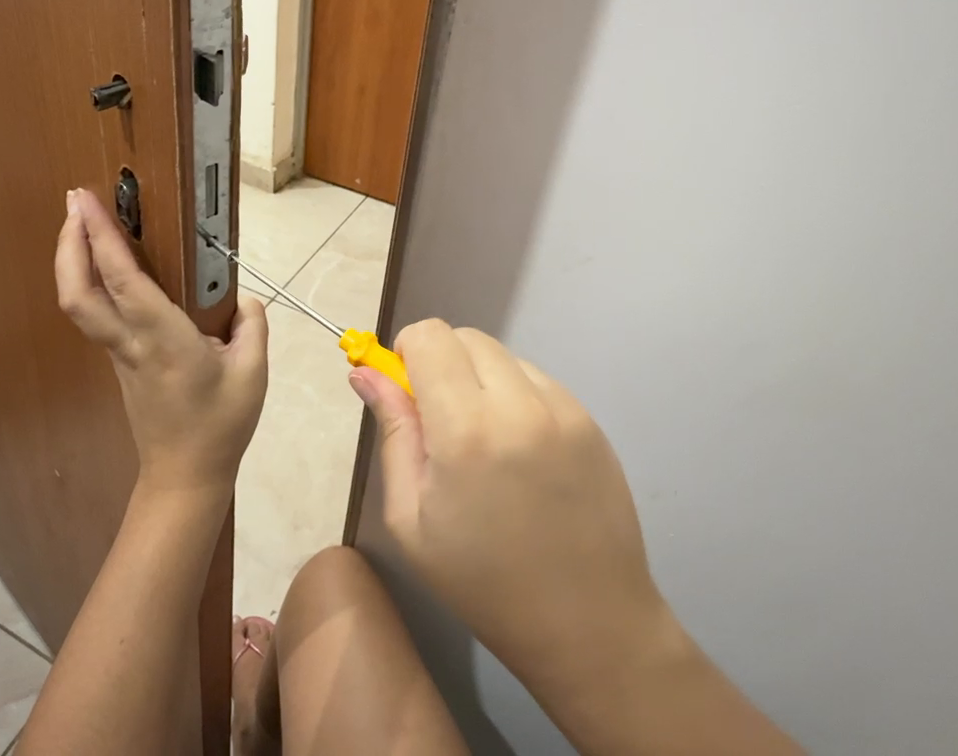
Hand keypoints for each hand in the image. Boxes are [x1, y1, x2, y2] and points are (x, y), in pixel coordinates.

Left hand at [54, 188, 268, 494]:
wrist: (185, 475)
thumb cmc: (221, 425)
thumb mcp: (254, 374)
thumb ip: (252, 326)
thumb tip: (242, 300)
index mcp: (163, 342)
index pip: (123, 282)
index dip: (101, 238)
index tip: (88, 203)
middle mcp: (130, 343)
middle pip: (77, 292)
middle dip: (69, 243)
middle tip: (75, 202)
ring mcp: (119, 354)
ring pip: (81, 303)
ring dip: (75, 258)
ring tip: (86, 222)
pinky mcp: (120, 361)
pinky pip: (97, 314)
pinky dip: (92, 279)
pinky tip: (109, 265)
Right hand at [351, 320, 668, 713]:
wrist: (588, 621)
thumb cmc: (481, 580)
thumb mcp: (410, 517)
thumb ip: (392, 432)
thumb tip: (366, 374)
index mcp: (467, 429)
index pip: (429, 336)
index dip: (405, 352)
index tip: (404, 391)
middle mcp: (520, 404)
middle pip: (466, 338)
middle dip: (441, 363)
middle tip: (439, 422)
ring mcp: (564, 409)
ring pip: (504, 356)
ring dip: (480, 379)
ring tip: (483, 443)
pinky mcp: (591, 421)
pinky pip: (539, 382)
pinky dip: (516, 397)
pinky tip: (519, 453)